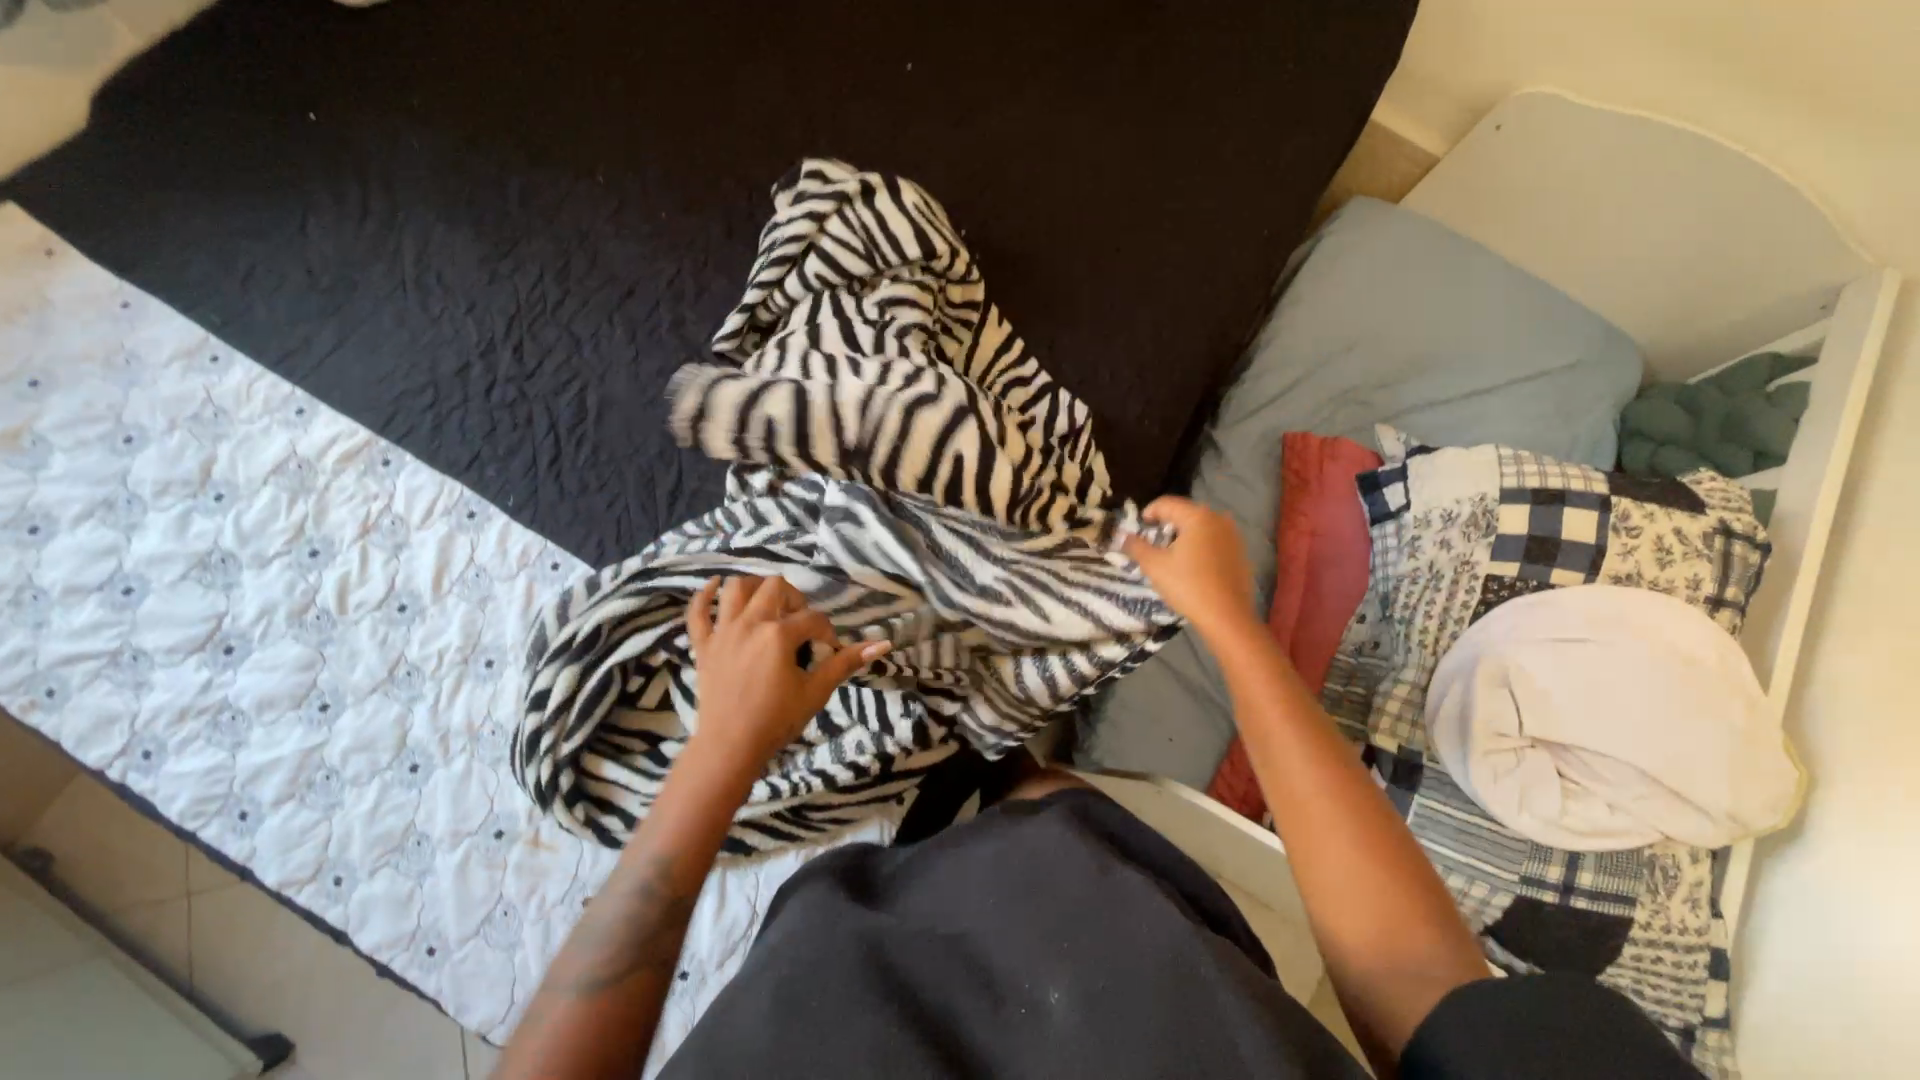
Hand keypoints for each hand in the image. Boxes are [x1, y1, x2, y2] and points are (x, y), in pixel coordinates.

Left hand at [684, 575, 889, 777]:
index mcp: (779, 634)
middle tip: (800, 624)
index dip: (827, 633)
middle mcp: (750, 623)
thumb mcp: (816, 691)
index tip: (829, 652)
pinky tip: (714, 585)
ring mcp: (723, 632)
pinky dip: (704, 595)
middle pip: (775, 587)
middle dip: (794, 599)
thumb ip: (845, 663)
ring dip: (754, 586)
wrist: (730, 745)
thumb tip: (883, 644)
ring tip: (768, 600)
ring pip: (736, 589)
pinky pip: (697, 612)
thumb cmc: (777, 720)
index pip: (813, 619)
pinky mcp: (704, 645)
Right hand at [1122, 496, 1256, 638]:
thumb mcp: (1154, 566)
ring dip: (1183, 535)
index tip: (1139, 528)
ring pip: (1201, 527)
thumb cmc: (1188, 586)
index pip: (1167, 504)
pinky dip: (1199, 546)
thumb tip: (1123, 536)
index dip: (1148, 512)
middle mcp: (1219, 519)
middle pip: (1185, 514)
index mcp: (1198, 517)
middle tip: (1153, 542)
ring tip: (1171, 554)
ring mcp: (1233, 536)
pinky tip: (1192, 566)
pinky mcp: (1240, 553)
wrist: (1227, 616)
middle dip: (1167, 524)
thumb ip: (1136, 546)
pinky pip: (1214, 541)